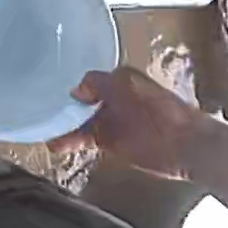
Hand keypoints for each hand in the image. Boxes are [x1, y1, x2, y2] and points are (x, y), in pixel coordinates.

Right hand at [48, 67, 204, 177]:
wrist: (188, 146)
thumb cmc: (158, 110)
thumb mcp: (124, 84)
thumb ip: (97, 82)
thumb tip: (75, 90)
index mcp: (117, 81)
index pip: (84, 80)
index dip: (67, 85)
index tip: (47, 90)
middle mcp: (111, 99)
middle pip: (78, 101)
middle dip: (61, 106)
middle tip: (39, 111)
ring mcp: (110, 122)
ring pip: (78, 120)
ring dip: (61, 125)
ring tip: (43, 130)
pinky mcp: (112, 143)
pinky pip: (84, 139)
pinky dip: (69, 140)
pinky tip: (55, 143)